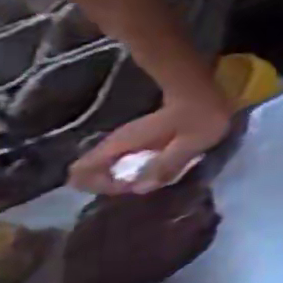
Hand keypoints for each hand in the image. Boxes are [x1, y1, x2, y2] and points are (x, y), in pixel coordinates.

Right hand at [69, 90, 232, 194]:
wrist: (202, 93)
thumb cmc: (200, 117)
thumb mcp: (190, 144)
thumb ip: (165, 165)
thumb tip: (139, 189)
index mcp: (119, 144)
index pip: (80, 170)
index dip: (99, 185)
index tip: (131, 186)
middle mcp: (115, 141)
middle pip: (90, 169)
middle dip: (112, 183)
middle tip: (146, 185)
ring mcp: (126, 138)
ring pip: (107, 164)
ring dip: (124, 176)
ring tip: (154, 180)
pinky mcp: (140, 136)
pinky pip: (125, 157)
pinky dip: (136, 167)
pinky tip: (159, 168)